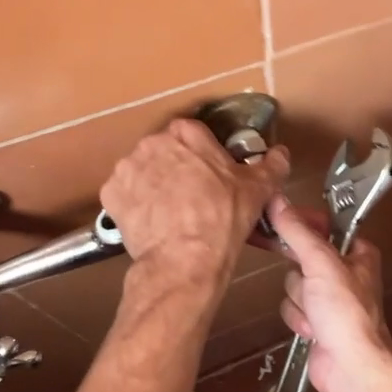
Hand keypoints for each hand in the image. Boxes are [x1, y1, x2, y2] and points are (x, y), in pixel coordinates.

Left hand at [100, 119, 290, 285]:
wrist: (184, 260)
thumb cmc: (222, 218)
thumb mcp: (258, 189)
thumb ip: (272, 165)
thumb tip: (280, 153)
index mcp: (185, 134)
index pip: (193, 131)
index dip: (202, 150)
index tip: (212, 170)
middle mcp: (151, 144)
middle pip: (166, 149)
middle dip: (178, 166)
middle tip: (196, 193)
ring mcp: (127, 169)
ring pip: (144, 170)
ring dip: (155, 183)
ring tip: (174, 211)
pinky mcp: (111, 196)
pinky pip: (126, 193)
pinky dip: (137, 203)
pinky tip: (154, 220)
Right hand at [267, 195, 391, 391]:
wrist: (350, 368)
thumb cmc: (345, 312)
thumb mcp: (321, 264)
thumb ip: (298, 233)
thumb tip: (278, 201)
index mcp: (357, 252)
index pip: (322, 226)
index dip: (301, 226)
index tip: (278, 220)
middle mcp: (345, 272)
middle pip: (302, 256)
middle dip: (301, 276)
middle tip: (308, 284)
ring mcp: (330, 298)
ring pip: (294, 283)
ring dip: (300, 301)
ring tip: (317, 314)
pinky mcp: (316, 320)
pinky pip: (293, 306)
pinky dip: (299, 319)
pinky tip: (313, 330)